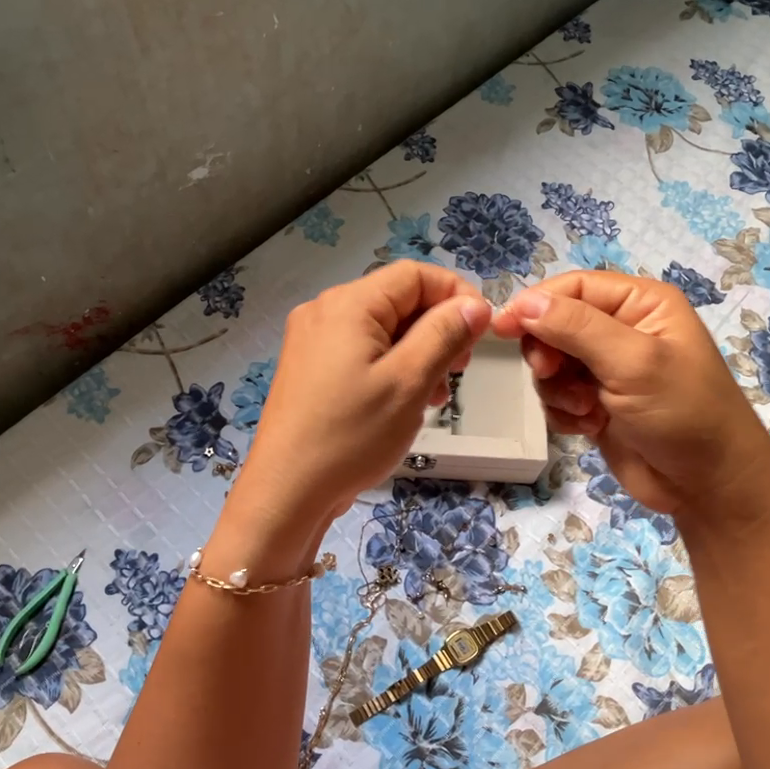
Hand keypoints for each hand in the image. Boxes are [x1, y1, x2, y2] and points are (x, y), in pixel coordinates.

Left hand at [235, 261, 490, 538]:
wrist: (286, 492)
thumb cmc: (350, 436)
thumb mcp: (408, 383)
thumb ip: (444, 335)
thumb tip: (476, 305)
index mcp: (348, 304)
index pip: (414, 276)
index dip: (456, 295)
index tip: (483, 332)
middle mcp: (325, 312)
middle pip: (397, 301)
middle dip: (437, 329)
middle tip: (460, 370)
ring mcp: (312, 342)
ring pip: (381, 331)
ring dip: (417, 354)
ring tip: (436, 395)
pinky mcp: (310, 371)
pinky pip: (361, 354)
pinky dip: (391, 369)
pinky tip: (406, 403)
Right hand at [492, 270, 769, 520]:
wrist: (708, 485)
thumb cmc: (683, 413)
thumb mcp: (632, 362)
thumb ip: (576, 328)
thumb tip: (523, 302)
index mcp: (641, 304)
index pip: (573, 287)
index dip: (535, 304)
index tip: (502, 329)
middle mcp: (623, 329)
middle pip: (555, 325)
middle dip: (549, 353)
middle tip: (550, 375)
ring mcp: (608, 369)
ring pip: (551, 364)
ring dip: (558, 390)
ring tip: (586, 411)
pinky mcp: (596, 404)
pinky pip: (558, 397)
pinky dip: (565, 413)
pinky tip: (590, 428)